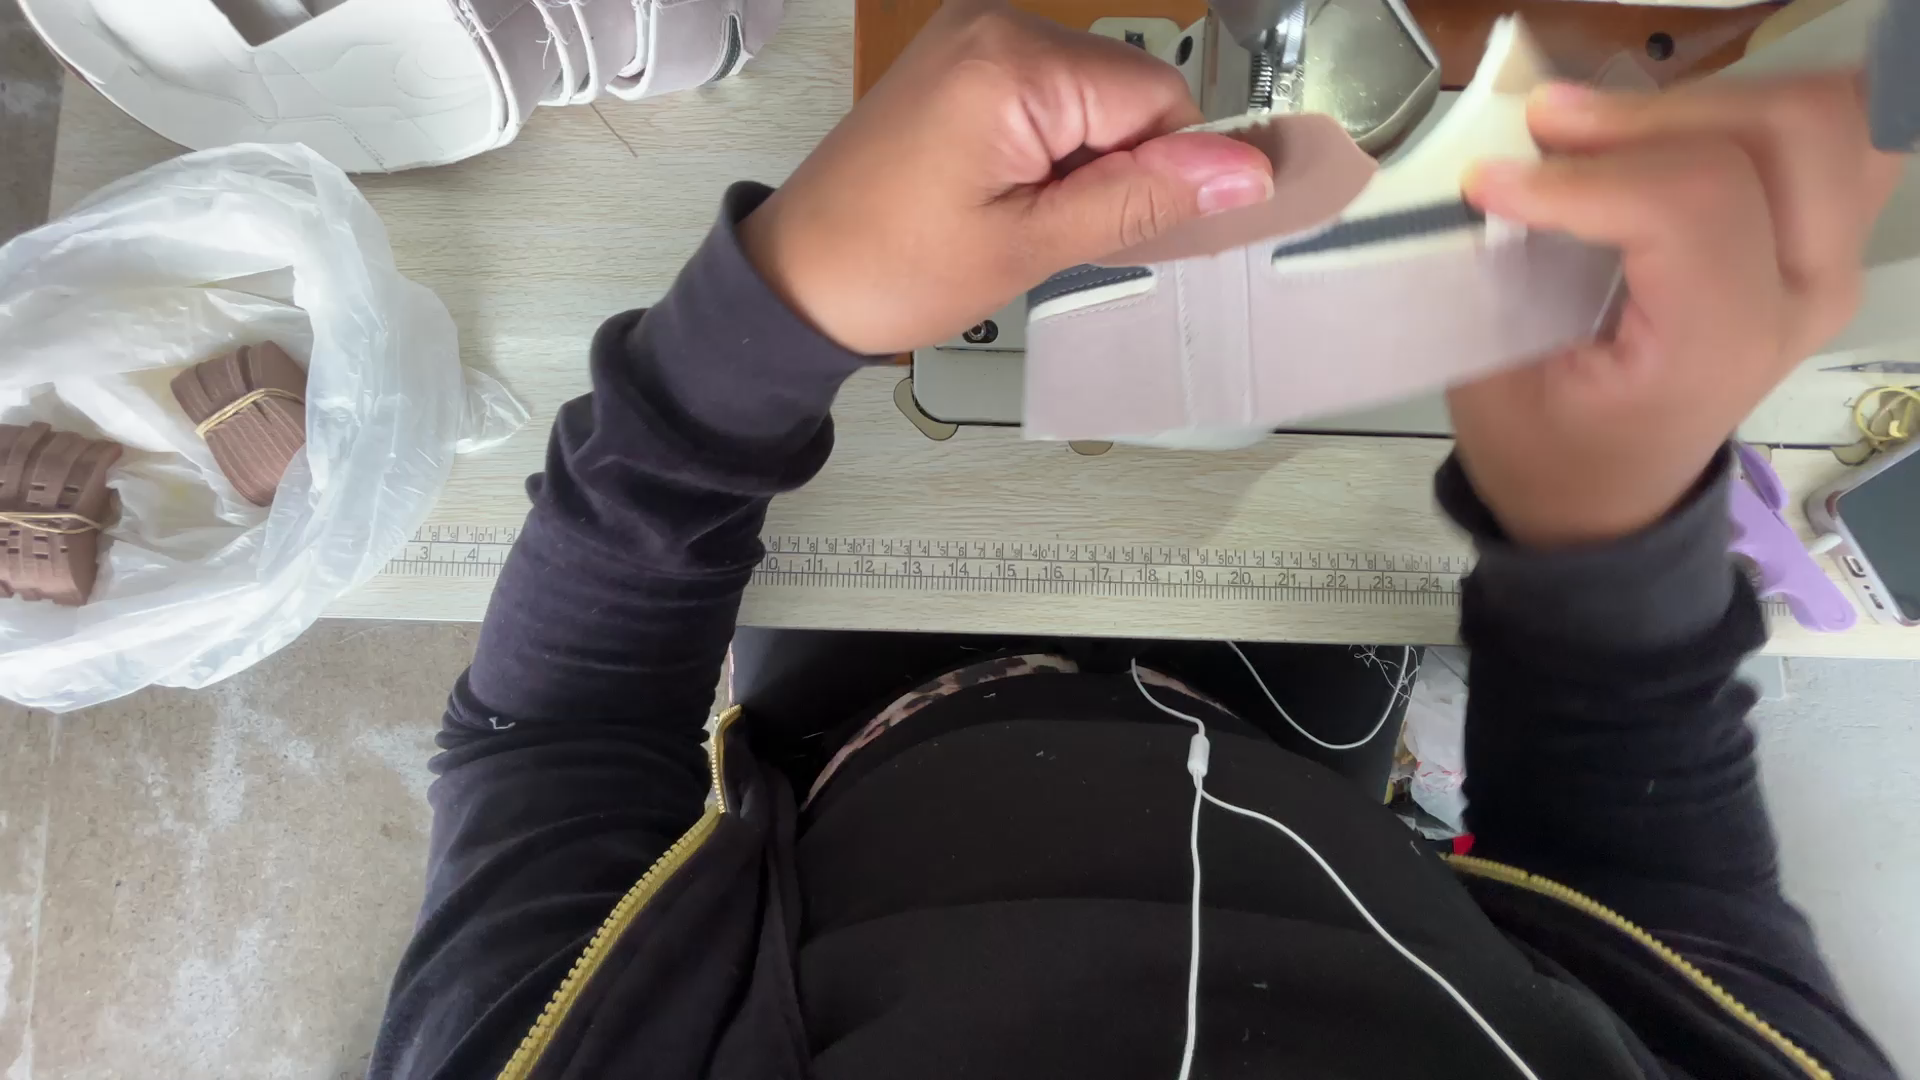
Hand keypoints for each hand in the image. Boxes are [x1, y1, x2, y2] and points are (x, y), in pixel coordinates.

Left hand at [738, 2, 1273, 354]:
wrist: (797, 282)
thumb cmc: (895, 273)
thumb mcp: (1027, 247)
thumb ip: (1136, 201)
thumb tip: (1244, 170)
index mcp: (1015, 61)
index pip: (1158, 94)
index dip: (1161, 171)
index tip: (1121, 231)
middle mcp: (993, 22)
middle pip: (1121, 90)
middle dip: (1112, 168)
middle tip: (1046, 234)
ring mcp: (966, 38)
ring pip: (1084, 98)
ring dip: (1076, 165)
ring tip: (1011, 221)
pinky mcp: (951, 65)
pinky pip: (1038, 98)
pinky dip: (1043, 151)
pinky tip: (1000, 197)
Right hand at [1448, 74, 1902, 547]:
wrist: (1601, 497)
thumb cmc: (1536, 451)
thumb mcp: (1492, 384)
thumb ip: (1503, 282)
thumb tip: (1498, 185)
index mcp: (1710, 344)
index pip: (1685, 204)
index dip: (1579, 173)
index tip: (1484, 178)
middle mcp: (1800, 293)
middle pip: (1785, 132)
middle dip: (1650, 114)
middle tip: (1545, 128)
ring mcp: (1827, 264)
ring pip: (1829, 116)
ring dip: (1709, 104)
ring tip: (1604, 132)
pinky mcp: (1818, 247)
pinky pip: (1834, 139)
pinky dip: (1754, 116)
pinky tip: (1668, 141)